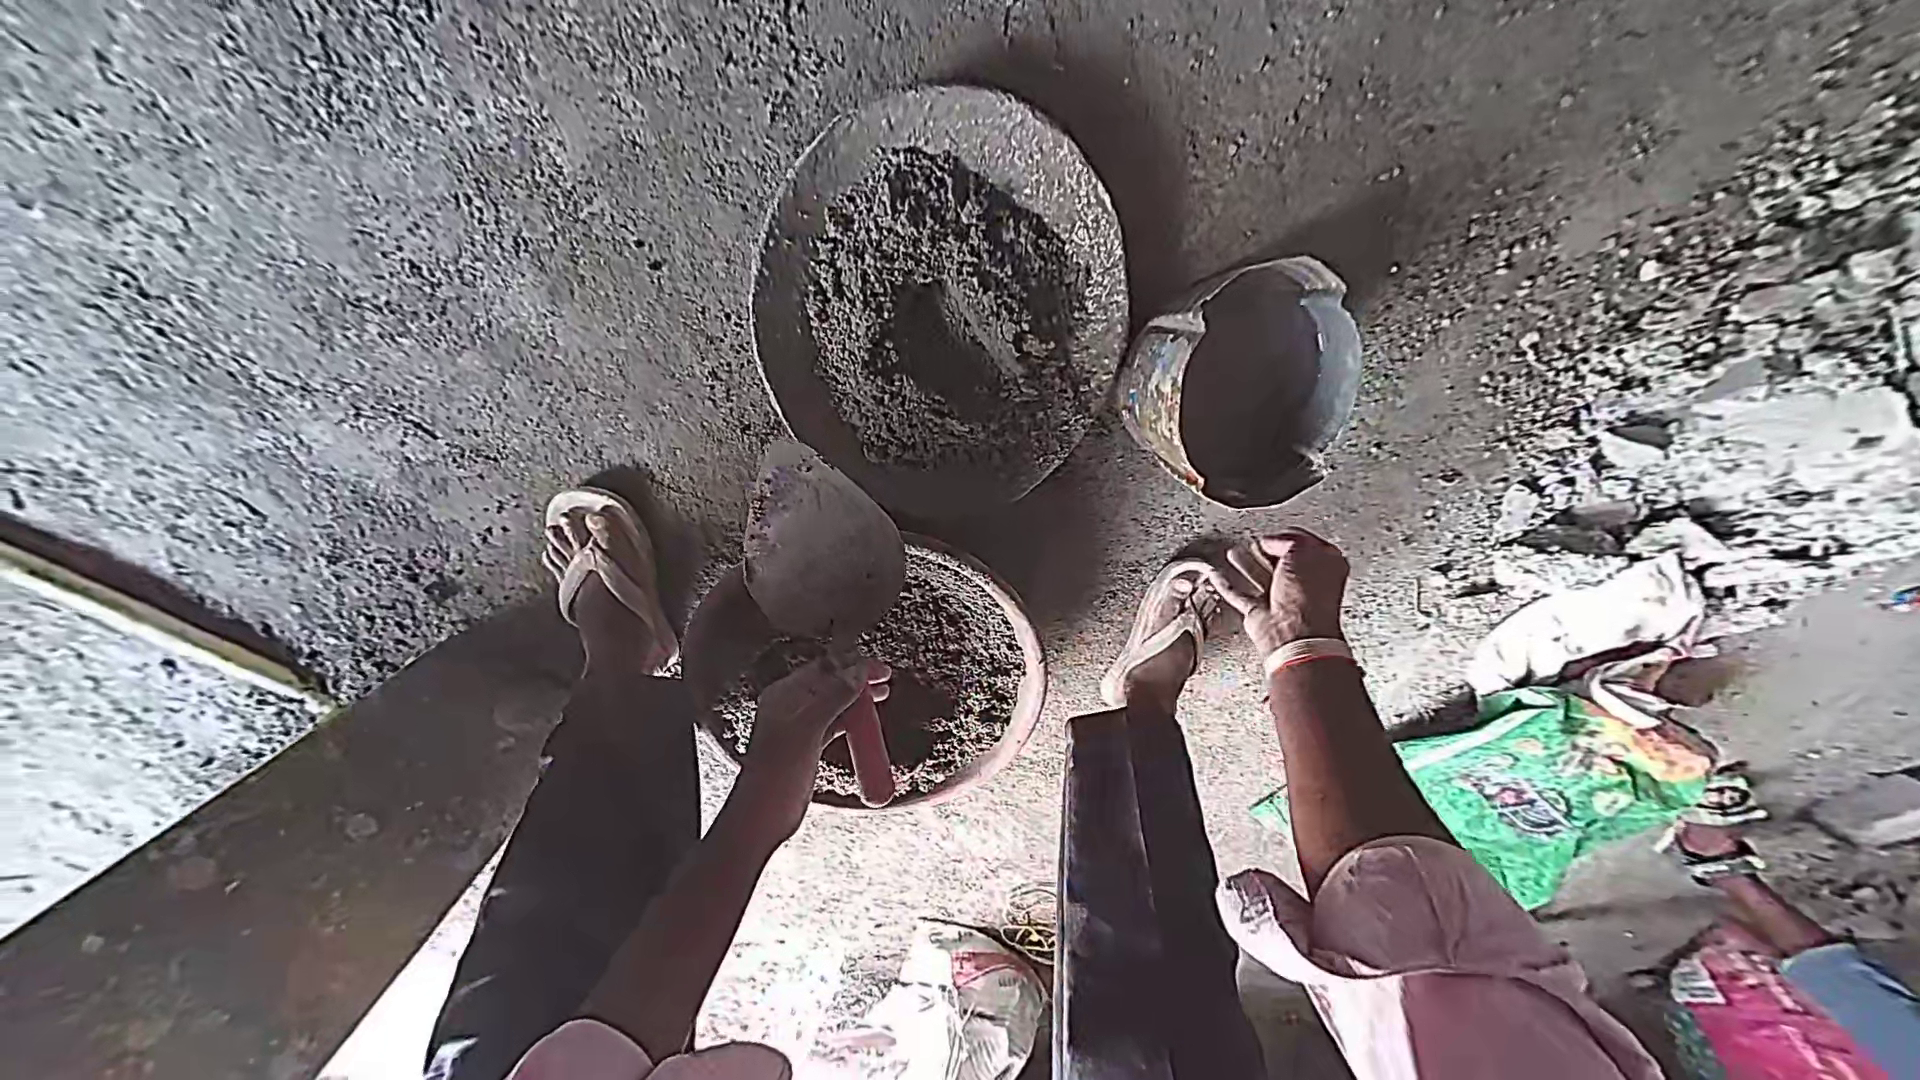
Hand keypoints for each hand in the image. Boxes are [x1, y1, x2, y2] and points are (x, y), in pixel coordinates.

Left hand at [736, 656, 890, 842]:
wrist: (764, 816)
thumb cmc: (775, 773)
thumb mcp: (809, 728)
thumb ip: (834, 698)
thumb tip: (856, 673)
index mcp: (784, 695)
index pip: (823, 668)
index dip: (851, 665)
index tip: (876, 669)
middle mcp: (791, 707)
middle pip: (830, 683)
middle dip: (857, 679)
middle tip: (883, 679)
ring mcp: (800, 727)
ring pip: (835, 703)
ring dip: (857, 698)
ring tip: (880, 695)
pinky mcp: (809, 745)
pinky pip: (835, 724)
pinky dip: (852, 719)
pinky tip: (865, 721)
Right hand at [1205, 529, 1348, 659]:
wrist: (1293, 633)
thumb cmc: (1308, 598)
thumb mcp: (1303, 552)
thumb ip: (1287, 540)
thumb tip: (1270, 541)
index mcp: (1324, 567)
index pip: (1304, 544)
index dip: (1287, 536)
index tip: (1273, 533)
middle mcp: (1305, 584)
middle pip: (1282, 561)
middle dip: (1267, 550)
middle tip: (1256, 541)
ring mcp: (1281, 599)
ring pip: (1260, 576)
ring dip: (1246, 564)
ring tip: (1234, 553)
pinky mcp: (1259, 611)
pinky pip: (1238, 594)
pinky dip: (1226, 584)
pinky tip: (1218, 575)